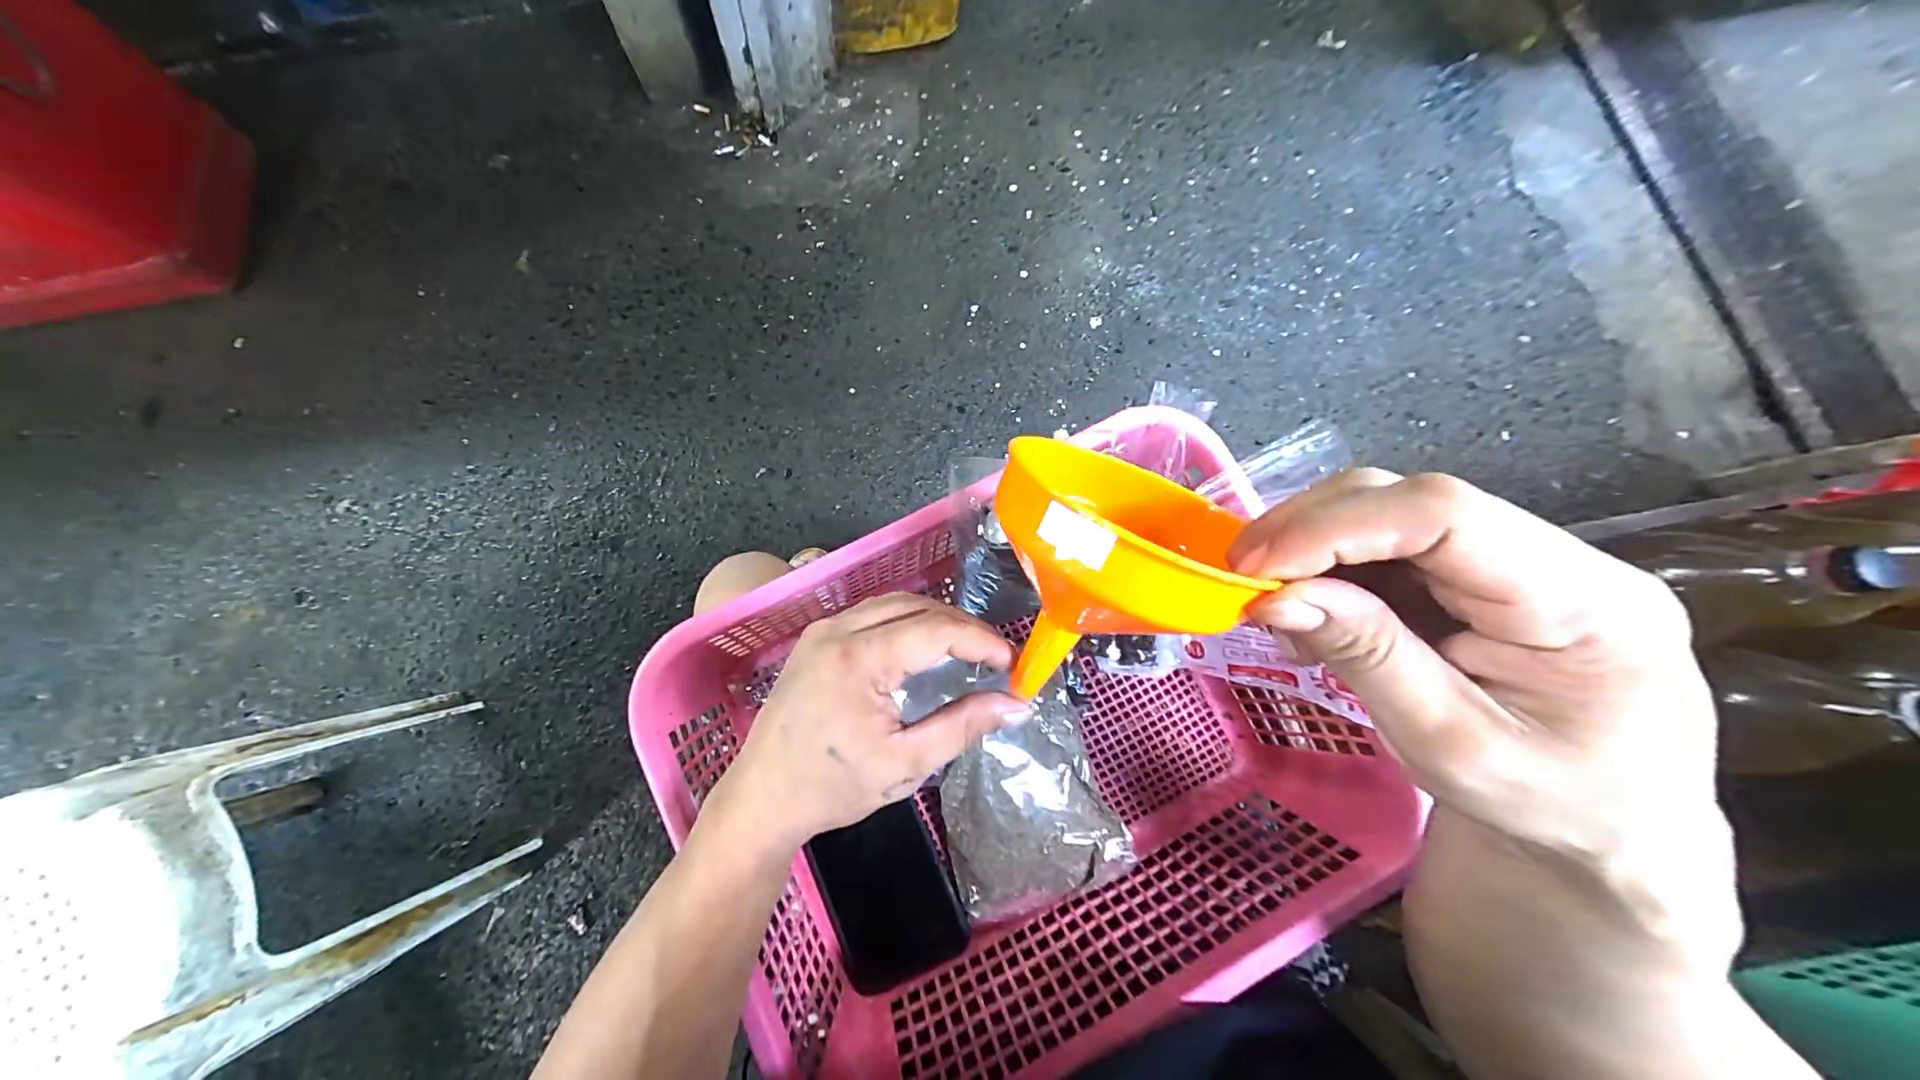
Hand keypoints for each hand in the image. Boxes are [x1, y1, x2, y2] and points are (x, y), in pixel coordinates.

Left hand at [705, 593, 1027, 852]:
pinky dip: (906, 621)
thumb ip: (962, 727)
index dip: (980, 640)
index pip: (935, 629)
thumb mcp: (905, 764)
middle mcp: (838, 630)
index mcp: (858, 658)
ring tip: (966, 649)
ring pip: (893, 603)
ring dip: (934, 619)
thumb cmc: (832, 787)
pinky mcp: (816, 639)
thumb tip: (1015, 705)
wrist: (762, 798)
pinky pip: (872, 613)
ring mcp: (823, 630)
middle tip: (993, 656)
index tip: (1011, 662)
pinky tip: (923, 646)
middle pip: (916, 606)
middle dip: (961, 626)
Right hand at [1230, 468, 1719, 865]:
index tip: (1254, 569)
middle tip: (1240, 579)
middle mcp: (1557, 558)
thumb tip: (1274, 597)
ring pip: (1388, 515)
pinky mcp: (1479, 576)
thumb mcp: (1452, 747)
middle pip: (1410, 502)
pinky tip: (1308, 613)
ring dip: (1311, 550)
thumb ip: (1368, 658)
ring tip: (1270, 605)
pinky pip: (1386, 549)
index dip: (1335, 528)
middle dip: (1310, 531)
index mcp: (1588, 602)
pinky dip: (1328, 572)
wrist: (1612, 835)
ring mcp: (1516, 561)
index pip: (1446, 517)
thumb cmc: (1549, 808)